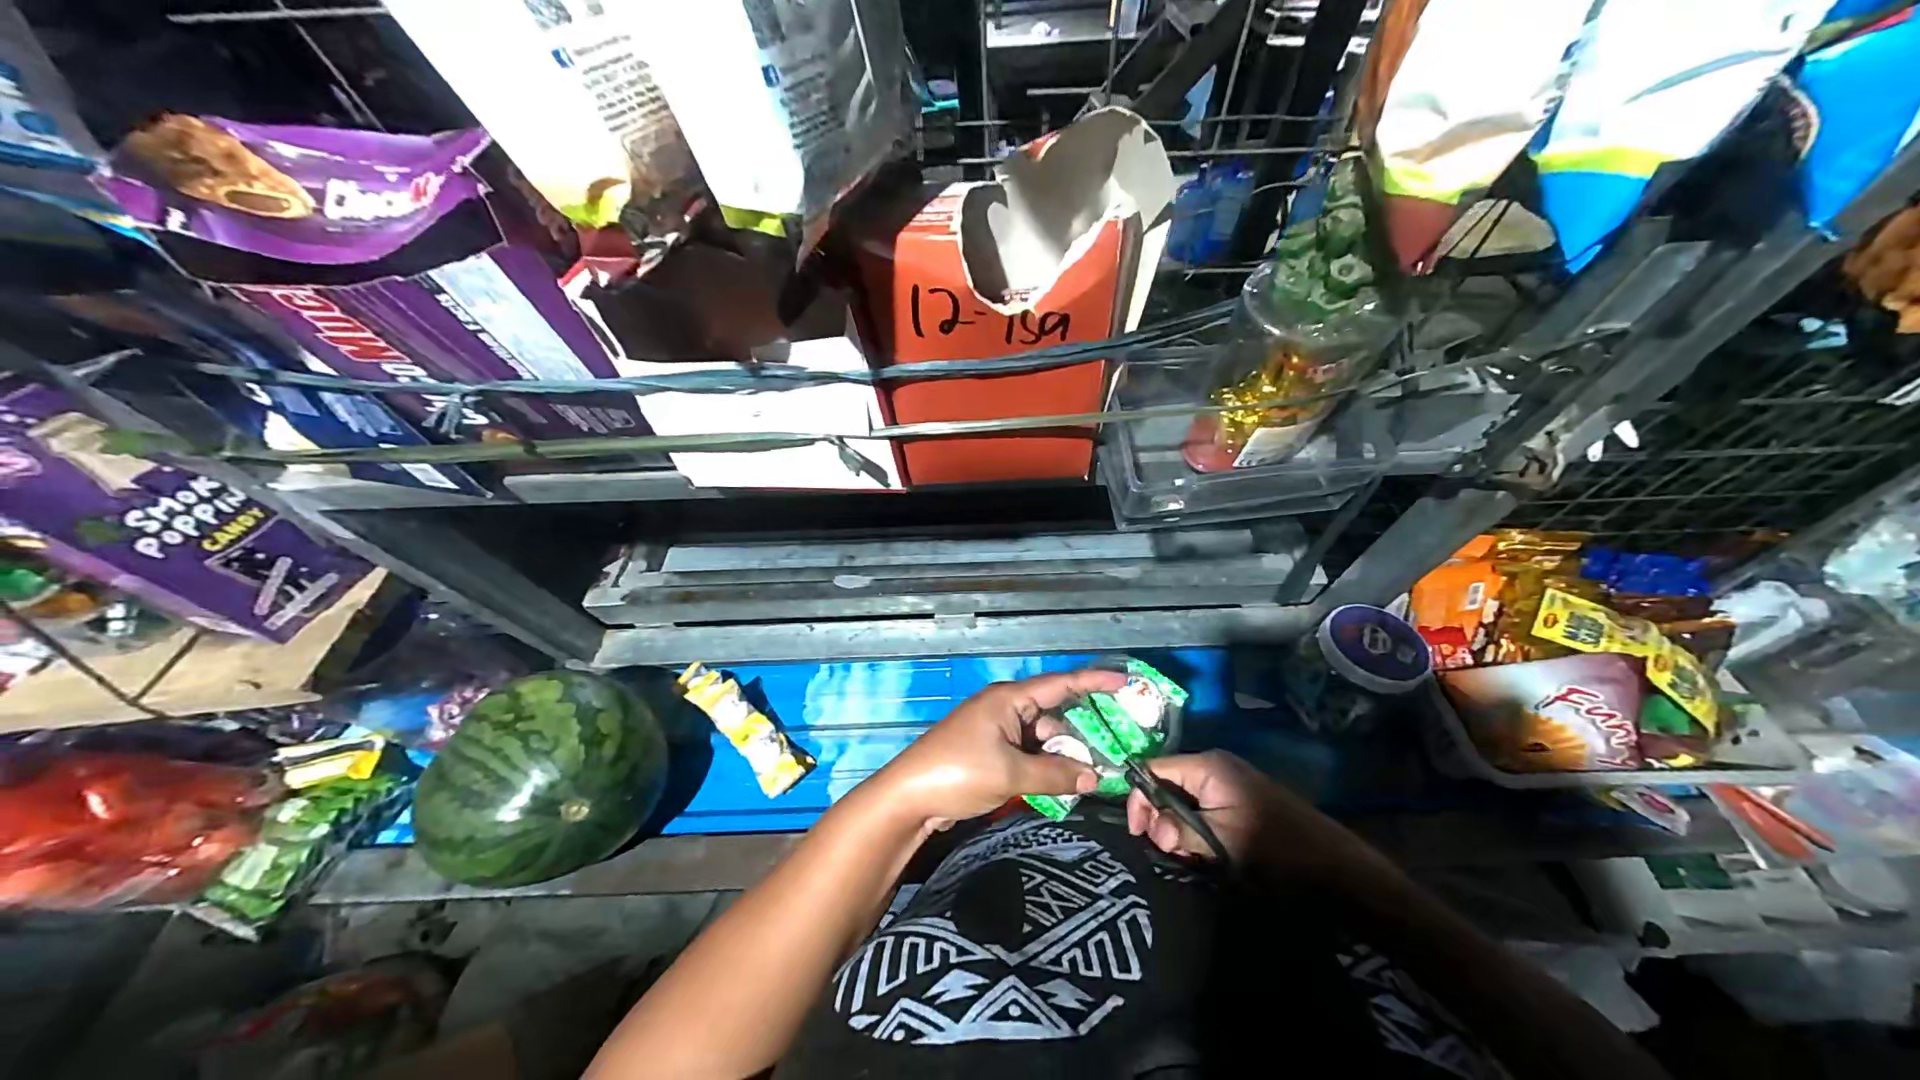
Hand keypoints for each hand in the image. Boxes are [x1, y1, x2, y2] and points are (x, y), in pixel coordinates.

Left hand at [873, 669, 1128, 829]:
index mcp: (1008, 699)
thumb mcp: (1011, 774)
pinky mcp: (990, 753)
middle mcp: (1005, 709)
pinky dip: (1046, 766)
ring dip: (1063, 756)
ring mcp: (996, 731)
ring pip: (1042, 738)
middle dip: (1081, 734)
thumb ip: (1056, 774)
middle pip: (1053, 716)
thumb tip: (1094, 777)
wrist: (909, 797)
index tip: (1124, 682)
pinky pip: (1028, 753)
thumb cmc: (958, 772)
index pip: (1059, 684)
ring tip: (1092, 777)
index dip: (1093, 683)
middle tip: (1114, 753)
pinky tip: (1064, 784)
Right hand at [1125, 750, 1331, 866]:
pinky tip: (1200, 852)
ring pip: (1184, 799)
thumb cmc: (1274, 848)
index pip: (1153, 769)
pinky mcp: (1240, 801)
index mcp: (1208, 766)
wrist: (1334, 866)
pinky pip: (1203, 808)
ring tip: (1184, 855)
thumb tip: (1153, 830)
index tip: (1138, 834)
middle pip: (1167, 783)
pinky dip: (1195, 829)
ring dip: (1177, 827)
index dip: (1139, 799)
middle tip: (1166, 850)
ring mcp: (1229, 784)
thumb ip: (1179, 831)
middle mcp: (1215, 767)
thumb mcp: (1221, 841)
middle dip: (1159, 816)